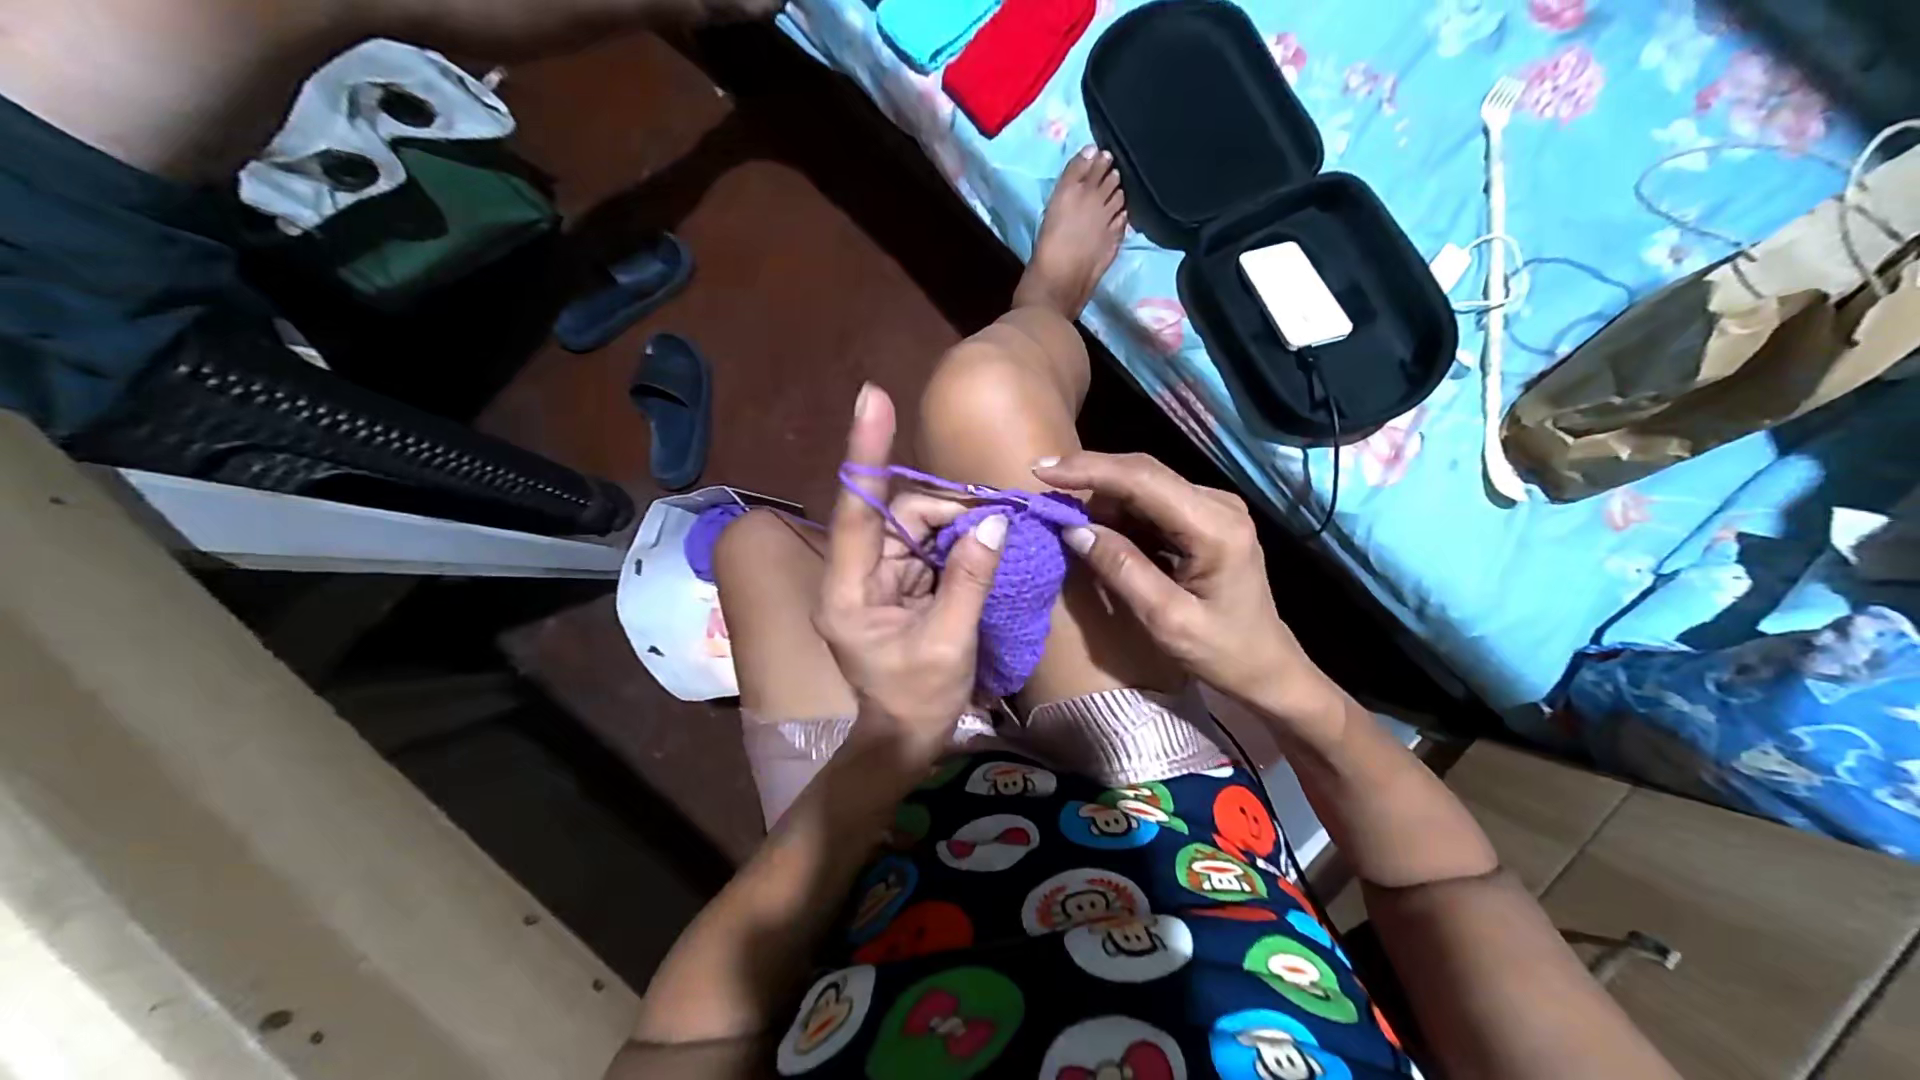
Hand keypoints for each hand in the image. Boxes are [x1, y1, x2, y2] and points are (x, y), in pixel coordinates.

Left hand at [814, 384, 1006, 761]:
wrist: (902, 740)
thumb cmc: (916, 703)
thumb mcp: (948, 644)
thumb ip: (968, 579)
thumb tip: (994, 523)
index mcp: (847, 592)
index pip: (856, 510)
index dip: (865, 453)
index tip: (872, 398)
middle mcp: (854, 575)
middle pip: (897, 515)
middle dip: (946, 510)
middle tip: (996, 516)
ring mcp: (875, 578)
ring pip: (915, 527)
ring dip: (955, 526)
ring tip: (995, 535)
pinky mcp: (896, 584)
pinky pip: (926, 546)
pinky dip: (955, 543)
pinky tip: (982, 547)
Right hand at [1034, 452, 1338, 733]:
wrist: (1264, 665)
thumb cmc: (1221, 651)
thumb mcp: (1165, 619)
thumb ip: (1121, 569)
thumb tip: (1074, 529)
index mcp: (1215, 527)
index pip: (1143, 479)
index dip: (1089, 470)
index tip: (1042, 470)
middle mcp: (1218, 504)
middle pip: (1142, 473)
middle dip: (1090, 479)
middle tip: (1044, 493)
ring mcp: (1213, 507)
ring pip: (1143, 485)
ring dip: (1103, 501)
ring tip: (1073, 527)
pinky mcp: (1204, 517)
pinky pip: (1151, 502)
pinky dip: (1120, 514)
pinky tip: (1101, 534)